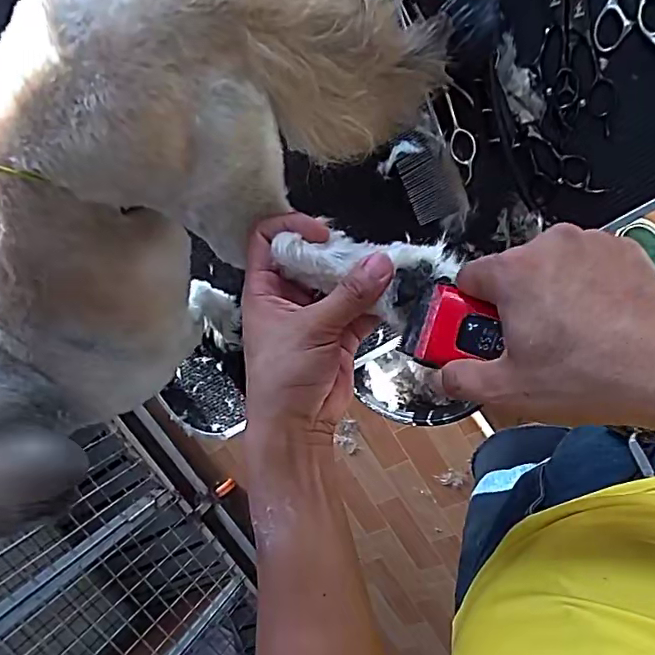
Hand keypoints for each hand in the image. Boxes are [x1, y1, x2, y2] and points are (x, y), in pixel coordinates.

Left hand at [240, 214, 393, 449]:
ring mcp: (317, 318)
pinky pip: (361, 312)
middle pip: (314, 261)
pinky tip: (389, 300)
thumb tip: (378, 265)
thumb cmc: (281, 380)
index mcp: (265, 290)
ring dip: (363, 281)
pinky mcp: (340, 337)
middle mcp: (289, 300)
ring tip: (384, 274)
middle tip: (364, 254)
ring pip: (341, 287)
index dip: (294, 229)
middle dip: (340, 256)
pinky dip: (376, 306)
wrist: (297, 424)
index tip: (324, 233)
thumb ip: (349, 296)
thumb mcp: (313, 328)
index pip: (270, 240)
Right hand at [432, 224, 654, 428]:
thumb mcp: (511, 391)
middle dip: (512, 312)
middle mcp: (552, 246)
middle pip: (512, 276)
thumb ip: (462, 379)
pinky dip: (586, 297)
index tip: (478, 340)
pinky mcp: (623, 254)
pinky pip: (588, 273)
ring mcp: (592, 246)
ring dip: (551, 304)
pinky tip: (598, 334)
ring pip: (552, 274)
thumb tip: (445, 373)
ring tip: (572, 347)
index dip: (467, 316)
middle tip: (529, 353)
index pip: (466, 281)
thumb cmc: (597, 375)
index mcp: (515, 271)